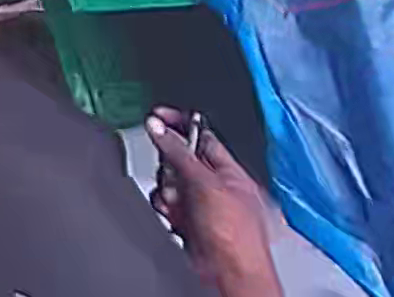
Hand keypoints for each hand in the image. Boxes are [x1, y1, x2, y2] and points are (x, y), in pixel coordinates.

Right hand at [146, 107, 282, 296]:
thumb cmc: (236, 239)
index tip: (157, 114)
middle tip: (173, 173)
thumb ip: (178, 151)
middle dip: (169, 164)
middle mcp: (216, 187)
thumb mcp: (205, 183)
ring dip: (166, 188)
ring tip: (176, 202)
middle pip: (179, 157)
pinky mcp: (185, 220)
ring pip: (168, 179)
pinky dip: (162, 204)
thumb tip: (157, 125)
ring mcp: (200, 205)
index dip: (180, 123)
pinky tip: (172, 214)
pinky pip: (162, 200)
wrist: (228, 279)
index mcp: (230, 174)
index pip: (201, 136)